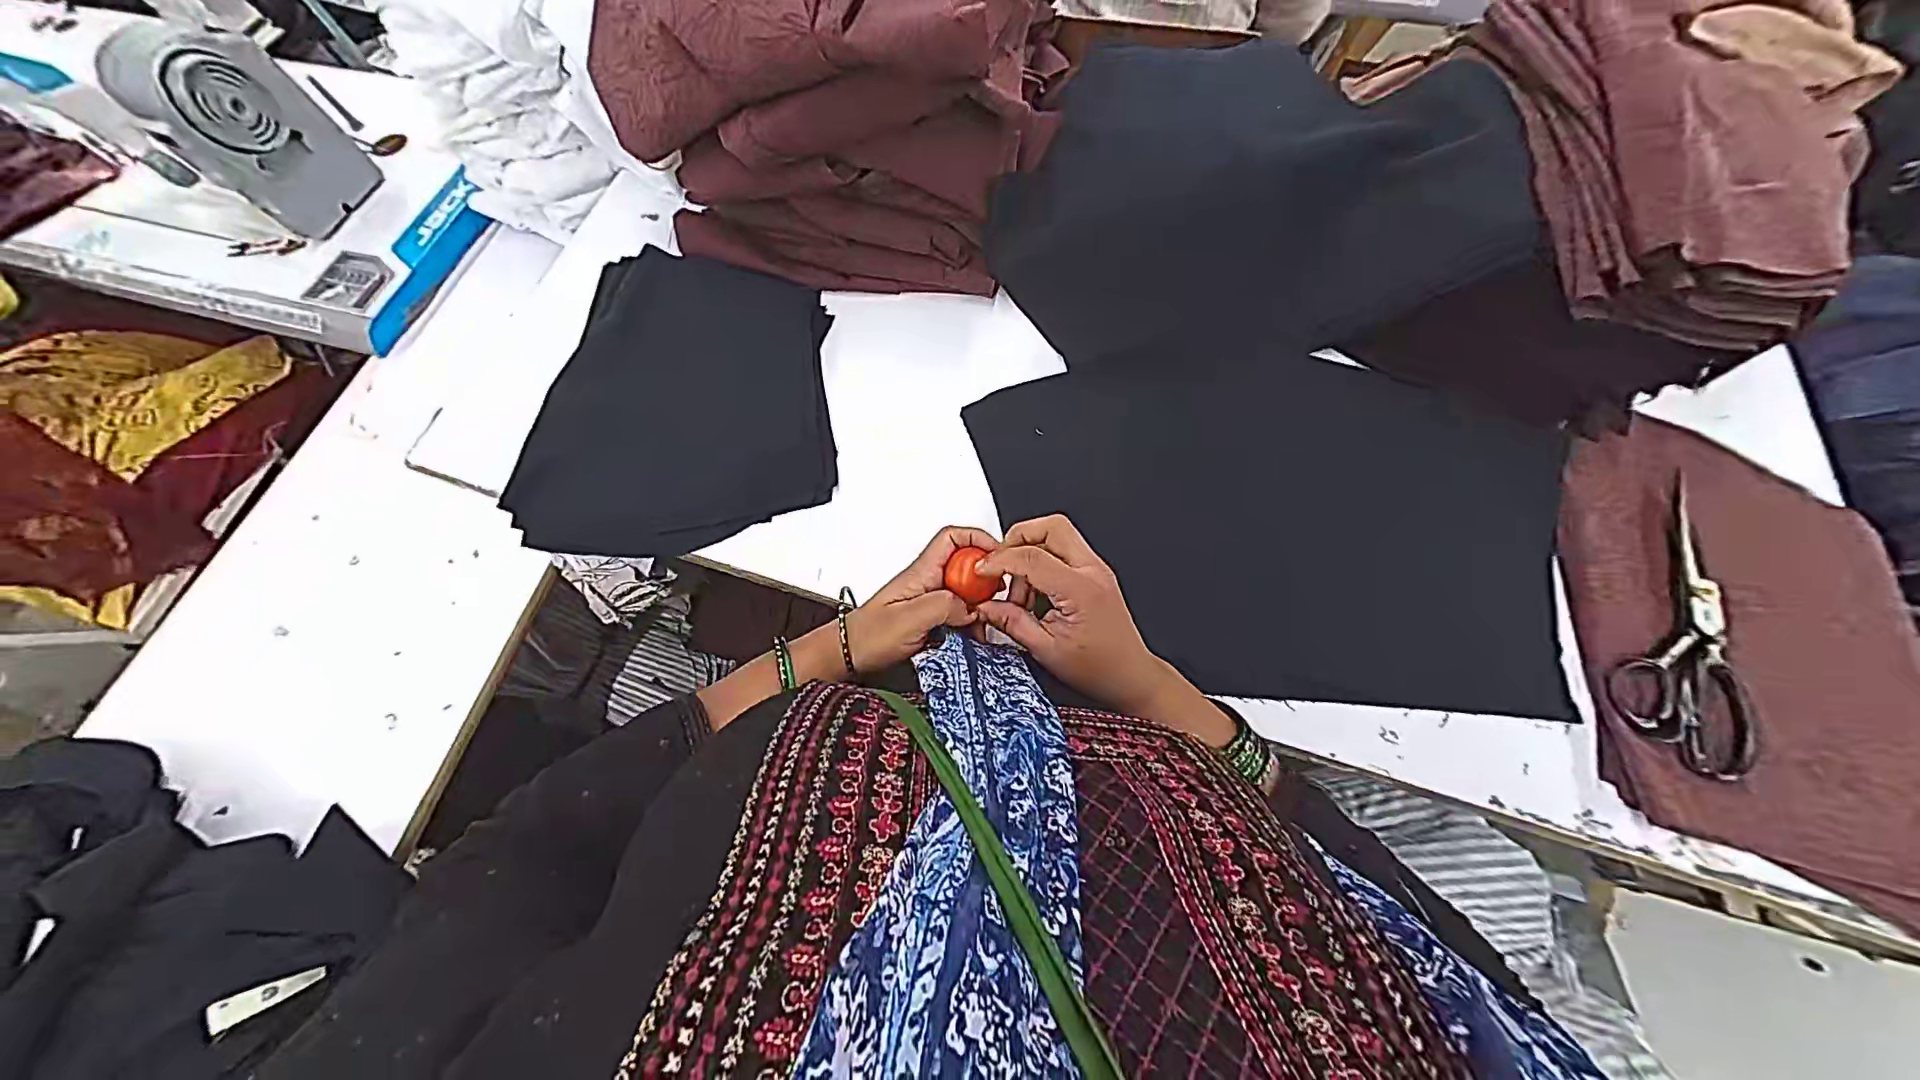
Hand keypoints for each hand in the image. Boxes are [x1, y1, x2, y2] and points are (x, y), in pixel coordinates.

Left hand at [836, 525, 999, 674]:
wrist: (848, 657)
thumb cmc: (867, 636)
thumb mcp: (909, 619)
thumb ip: (944, 606)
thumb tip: (971, 607)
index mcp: (922, 572)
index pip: (955, 538)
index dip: (979, 541)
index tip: (995, 562)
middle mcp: (928, 582)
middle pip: (968, 566)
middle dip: (985, 581)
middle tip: (992, 601)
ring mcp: (931, 601)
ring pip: (968, 593)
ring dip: (980, 607)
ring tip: (980, 625)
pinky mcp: (932, 620)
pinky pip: (961, 615)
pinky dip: (971, 625)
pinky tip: (969, 638)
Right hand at [975, 515, 1233, 745]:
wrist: (1130, 675)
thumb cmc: (1100, 668)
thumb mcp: (1046, 650)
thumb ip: (1012, 622)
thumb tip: (986, 606)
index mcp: (1081, 590)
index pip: (1032, 556)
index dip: (1000, 560)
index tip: (983, 570)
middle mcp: (1093, 572)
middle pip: (1050, 526)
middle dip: (1017, 538)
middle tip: (1000, 564)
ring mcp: (1096, 570)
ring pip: (1057, 535)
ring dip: (1029, 554)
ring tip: (1022, 594)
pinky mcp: (1094, 574)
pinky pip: (1063, 553)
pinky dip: (1041, 564)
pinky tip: (1035, 594)